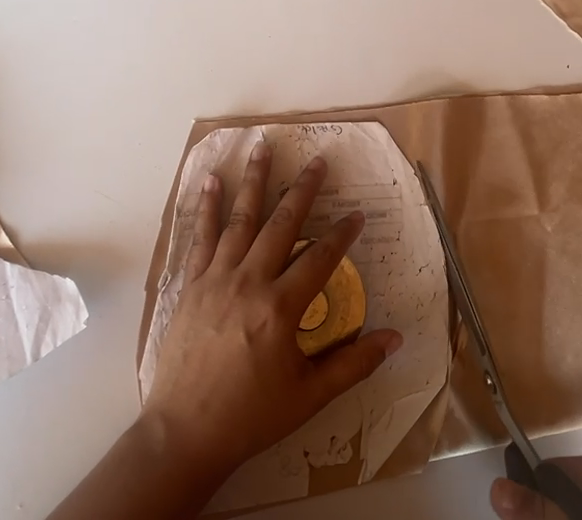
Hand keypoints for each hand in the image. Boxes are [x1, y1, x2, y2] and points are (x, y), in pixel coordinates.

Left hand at [141, 142, 403, 482]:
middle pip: (282, 225)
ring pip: (240, 220)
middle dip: (303, 191)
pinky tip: (210, 181)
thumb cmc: (251, 416)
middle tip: (318, 162)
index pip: (321, 258)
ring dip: (254, 182)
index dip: (343, 235)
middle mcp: (249, 282)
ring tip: (262, 148)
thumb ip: (354, 363)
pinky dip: (207, 208)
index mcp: (281, 308)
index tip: (357, 214)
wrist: (185, 433)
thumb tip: (396, 338)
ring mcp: (216, 279)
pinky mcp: (191, 286)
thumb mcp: (310, 396)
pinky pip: (201, 238)